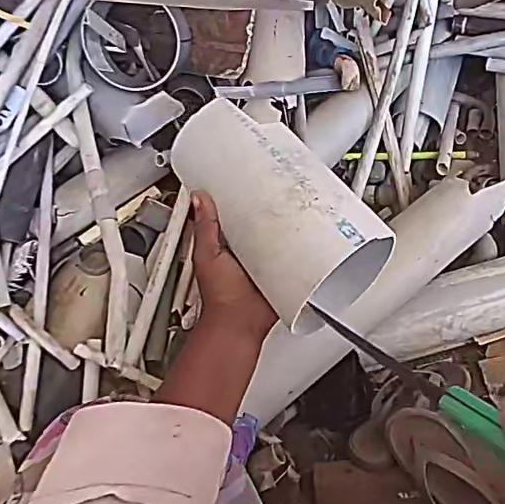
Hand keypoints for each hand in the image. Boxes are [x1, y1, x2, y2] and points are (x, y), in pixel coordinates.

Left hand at [150, 192, 275, 423]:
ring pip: (277, 236)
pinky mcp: (282, 271)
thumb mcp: (207, 256)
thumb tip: (198, 198)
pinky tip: (306, 233)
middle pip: (258, 223)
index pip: (234, 214)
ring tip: (295, 205)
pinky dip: (298, 245)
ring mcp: (265, 260)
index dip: (238, 198)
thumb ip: (204, 228)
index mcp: (226, 244)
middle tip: (277, 188)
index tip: (246, 179)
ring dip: (285, 225)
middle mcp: (246, 250)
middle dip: (267, 208)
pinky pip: (292, 254)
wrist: (240, 325)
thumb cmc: (220, 297)